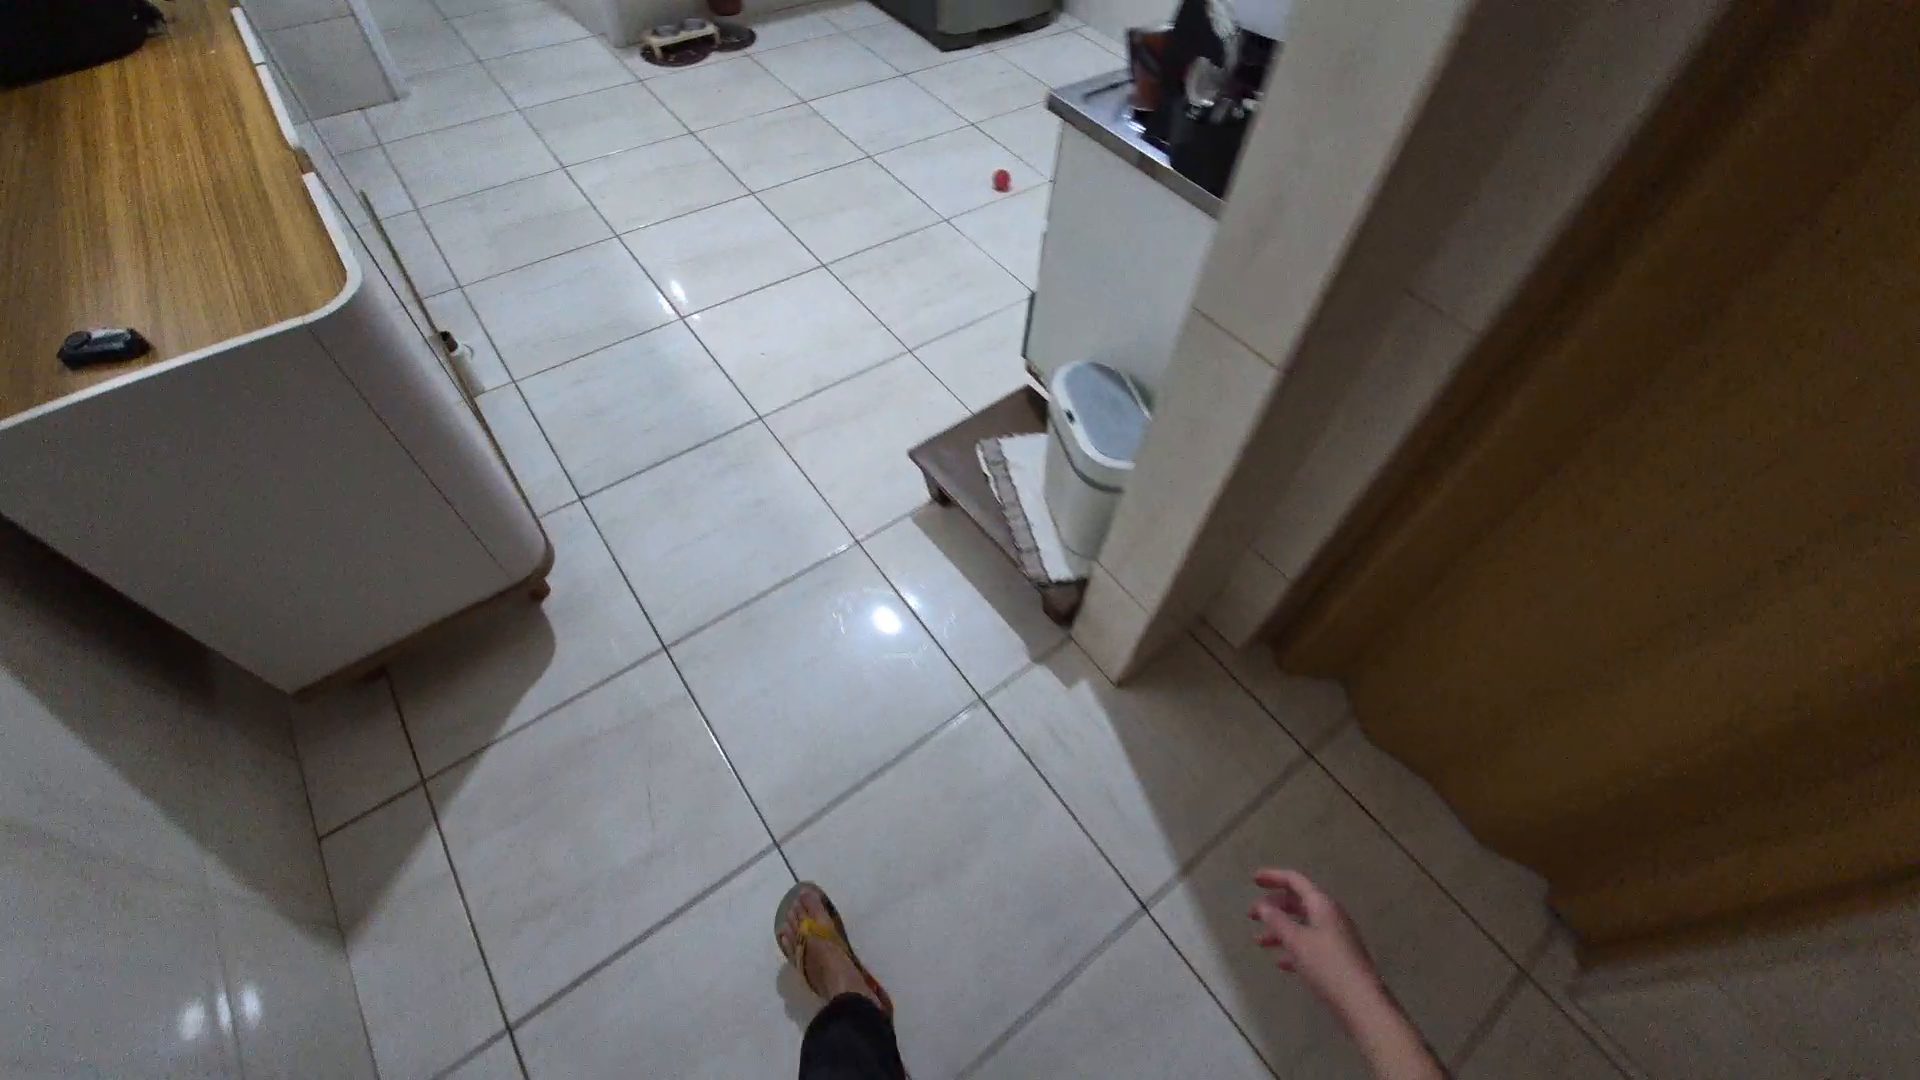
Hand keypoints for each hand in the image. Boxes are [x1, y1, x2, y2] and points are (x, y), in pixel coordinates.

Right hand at [1248, 868, 1384, 1019]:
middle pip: (1297, 902)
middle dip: (1273, 907)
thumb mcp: (1295, 940)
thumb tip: (1262, 905)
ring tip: (1259, 942)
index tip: (1252, 881)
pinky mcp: (1338, 958)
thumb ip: (1276, 920)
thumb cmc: (1327, 965)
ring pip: (1302, 925)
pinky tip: (1280, 963)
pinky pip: (1310, 945)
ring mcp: (1336, 938)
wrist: (1363, 1005)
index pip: (1294, 880)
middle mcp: (1330, 916)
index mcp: (1322, 904)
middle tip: (1252, 915)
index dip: (1272, 877)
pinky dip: (1293, 948)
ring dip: (1280, 930)